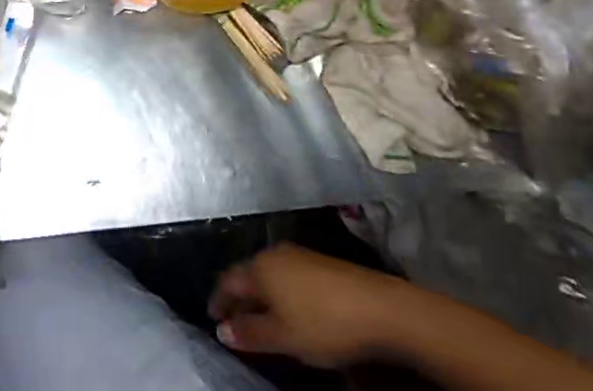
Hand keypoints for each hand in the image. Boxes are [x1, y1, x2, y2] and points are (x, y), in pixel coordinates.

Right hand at [208, 243, 417, 368]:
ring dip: (259, 296)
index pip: (228, 281)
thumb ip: (249, 333)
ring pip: (268, 274)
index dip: (218, 300)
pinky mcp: (320, 263)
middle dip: (238, 297)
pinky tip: (287, 310)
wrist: (380, 308)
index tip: (212, 319)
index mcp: (261, 267)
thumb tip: (222, 329)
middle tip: (232, 322)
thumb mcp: (283, 337)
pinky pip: (286, 275)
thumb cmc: (323, 323)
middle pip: (248, 274)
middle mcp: (276, 254)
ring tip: (258, 319)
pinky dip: (278, 293)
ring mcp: (299, 255)